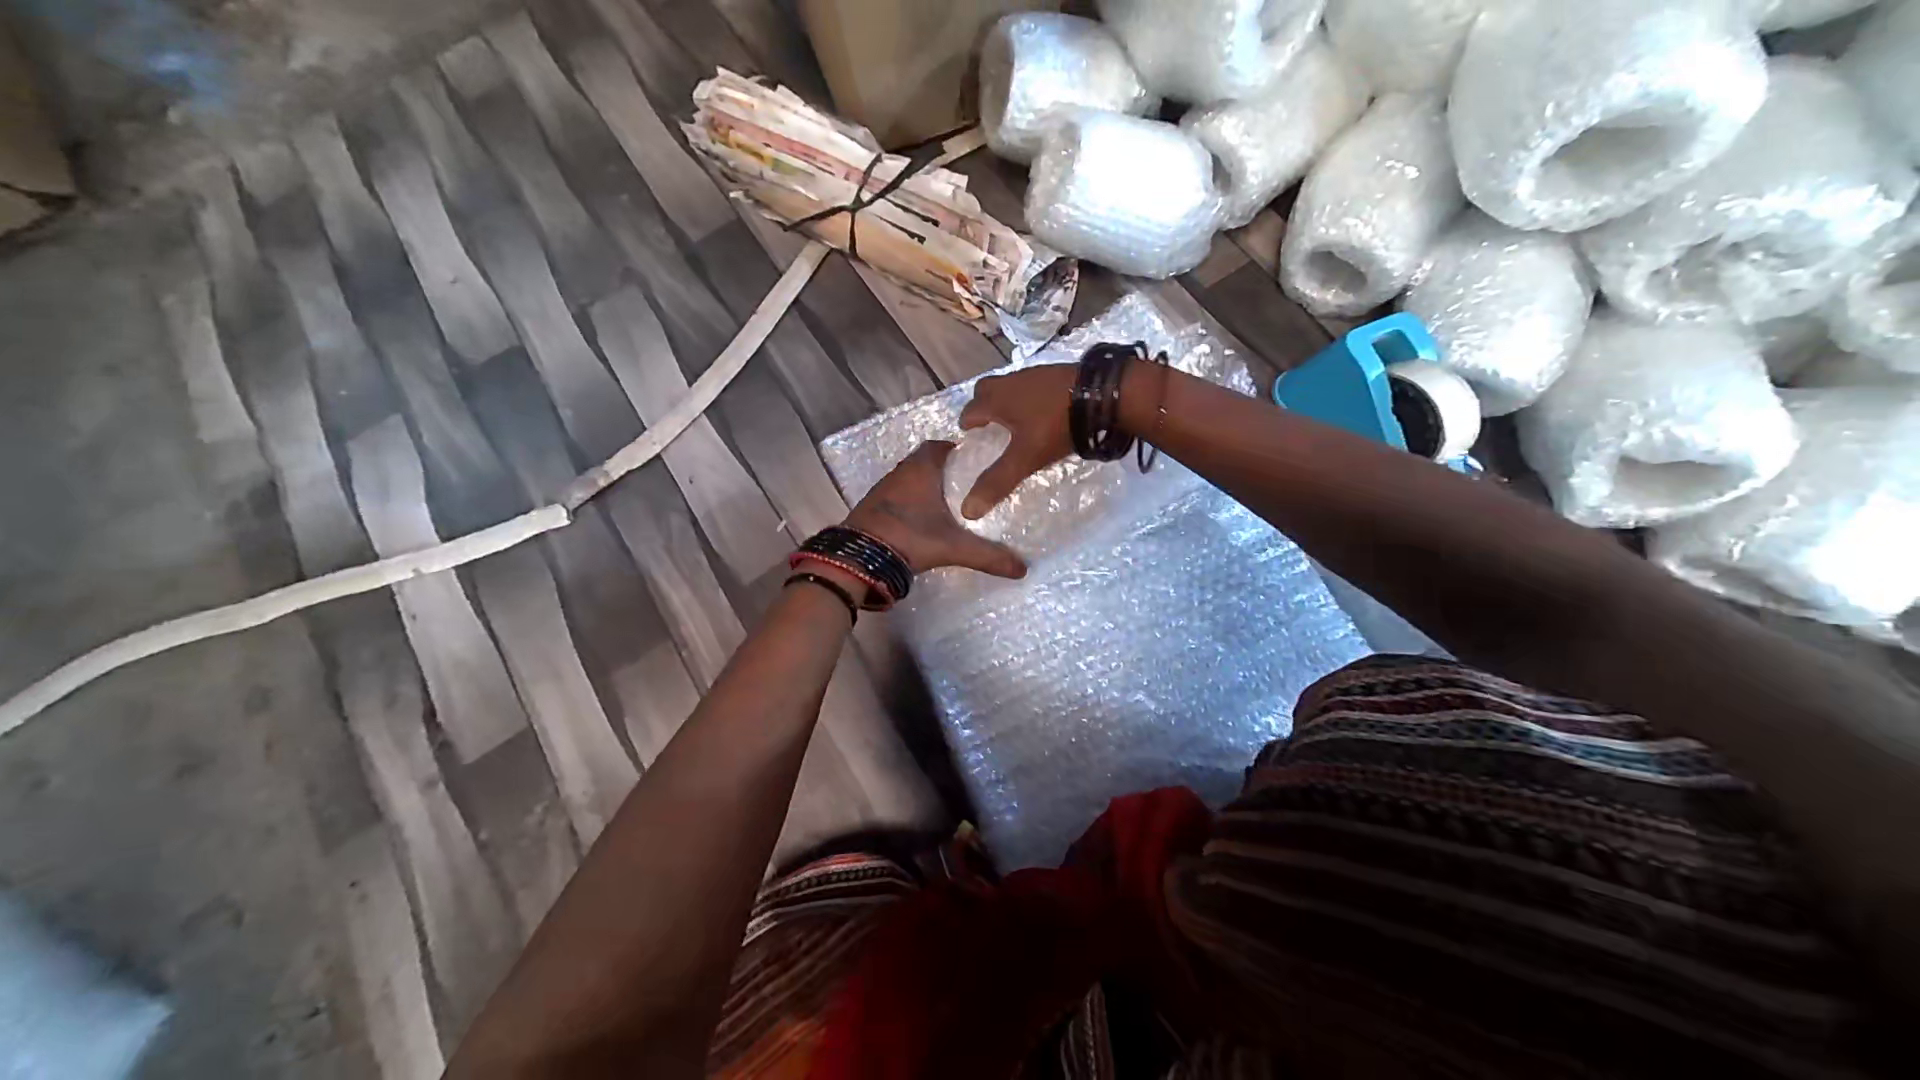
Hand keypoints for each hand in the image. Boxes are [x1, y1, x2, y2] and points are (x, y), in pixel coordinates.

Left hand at [843, 441, 1026, 579]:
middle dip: (944, 471)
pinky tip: (922, 520)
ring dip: (926, 487)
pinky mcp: (872, 507)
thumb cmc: (910, 538)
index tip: (975, 463)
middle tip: (967, 486)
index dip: (957, 451)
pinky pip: (897, 496)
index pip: (939, 446)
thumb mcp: (954, 547)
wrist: (860, 558)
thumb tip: (1021, 569)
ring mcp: (882, 490)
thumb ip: (988, 556)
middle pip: (925, 462)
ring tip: (949, 504)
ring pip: (909, 479)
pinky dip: (910, 502)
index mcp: (920, 470)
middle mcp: (900, 473)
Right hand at [955, 363, 1079, 519]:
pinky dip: (1032, 397)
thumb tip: (967, 511)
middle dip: (983, 404)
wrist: (1103, 395)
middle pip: (987, 389)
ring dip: (1008, 400)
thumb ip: (998, 482)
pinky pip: (1035, 385)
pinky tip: (1044, 411)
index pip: (970, 410)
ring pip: (1012, 385)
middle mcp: (1012, 382)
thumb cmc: (1056, 426)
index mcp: (997, 400)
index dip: (967, 423)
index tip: (968, 434)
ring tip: (1016, 420)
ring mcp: (1036, 374)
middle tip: (989, 423)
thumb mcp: (1025, 458)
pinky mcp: (1059, 372)